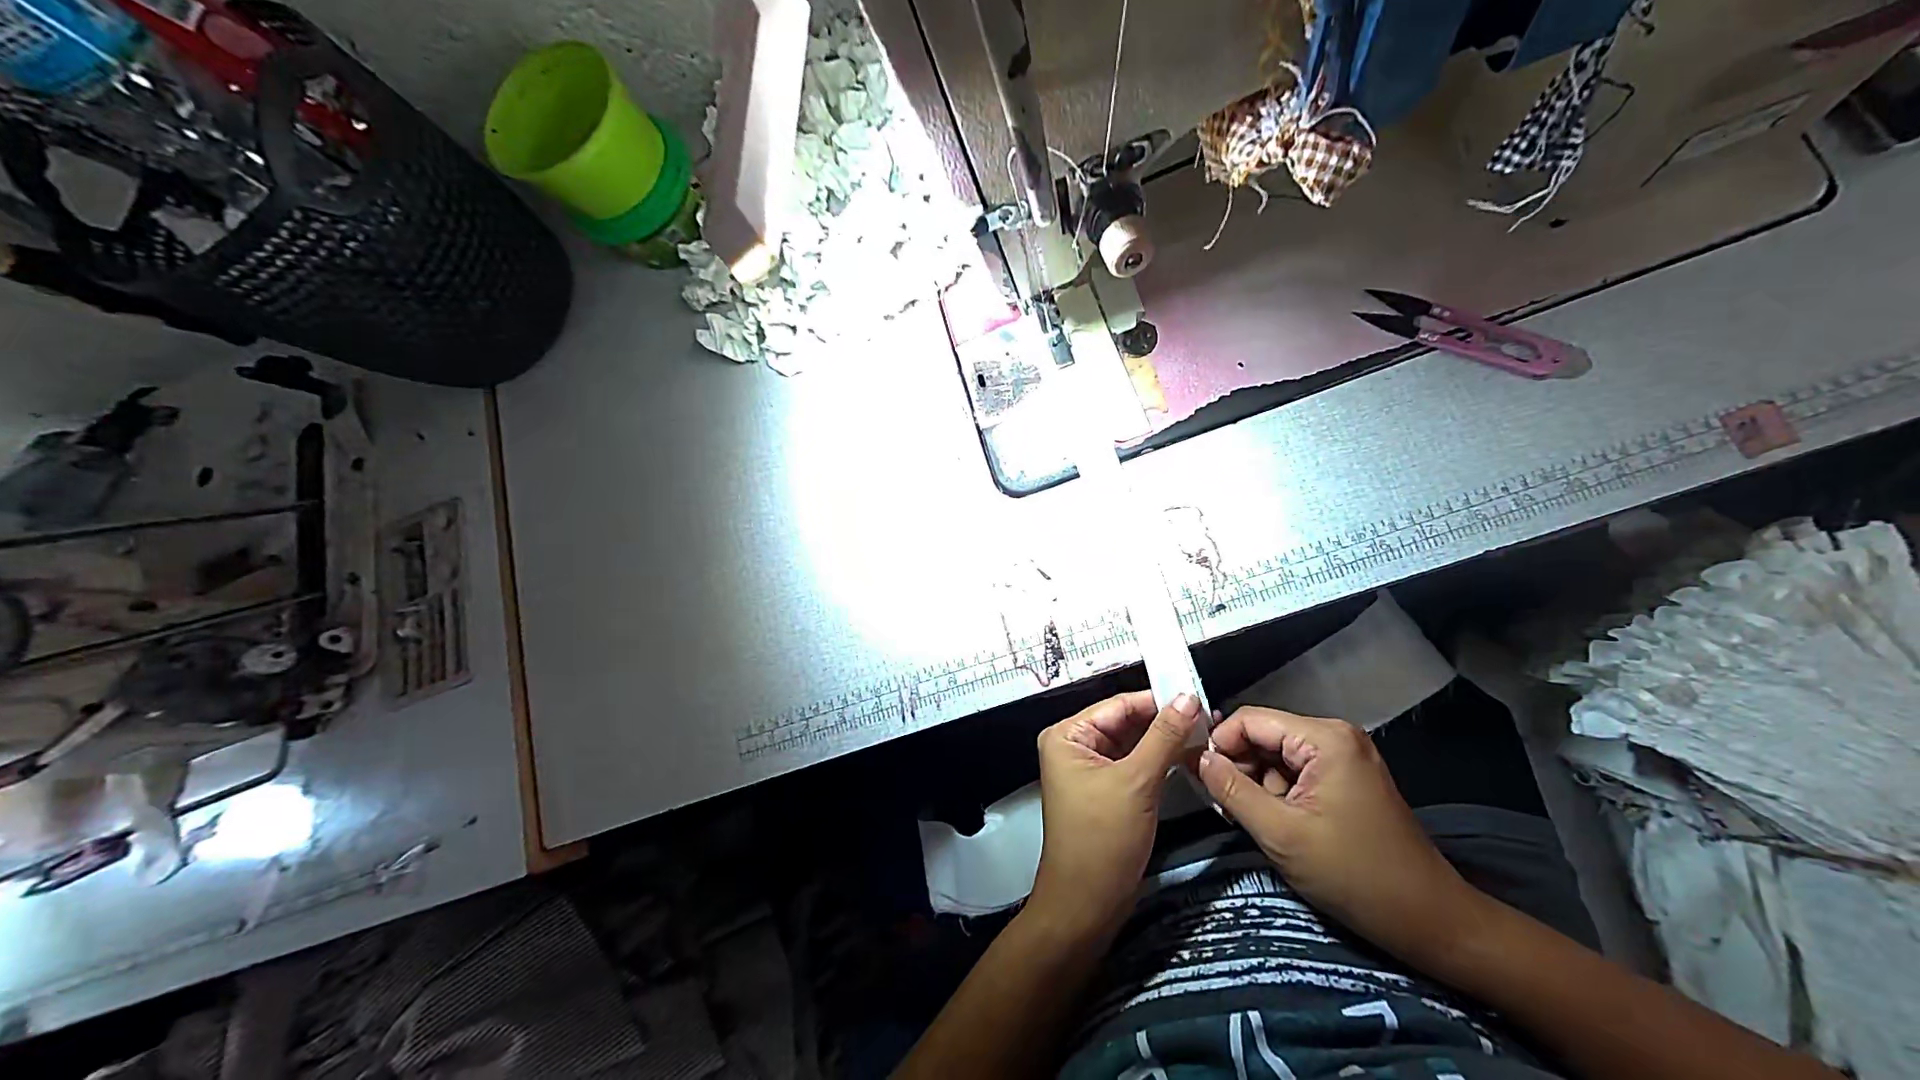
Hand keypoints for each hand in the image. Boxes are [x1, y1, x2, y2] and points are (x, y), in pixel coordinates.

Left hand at [1028, 691, 1200, 936]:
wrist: (1087, 903)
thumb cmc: (1102, 840)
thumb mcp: (1137, 781)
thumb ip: (1164, 736)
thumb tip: (1187, 698)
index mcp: (1067, 735)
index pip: (1118, 704)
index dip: (1158, 699)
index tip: (1197, 696)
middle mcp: (1074, 746)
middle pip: (1126, 722)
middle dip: (1165, 721)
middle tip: (1208, 717)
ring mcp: (1090, 770)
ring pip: (1134, 744)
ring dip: (1166, 741)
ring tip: (1206, 733)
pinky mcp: (1107, 791)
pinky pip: (1135, 765)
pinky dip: (1160, 761)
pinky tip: (1188, 756)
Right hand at [1194, 707, 1480, 961]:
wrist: (1428, 920)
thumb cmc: (1354, 874)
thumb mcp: (1280, 832)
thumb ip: (1231, 789)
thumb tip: (1195, 758)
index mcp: (1325, 738)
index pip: (1249, 719)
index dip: (1219, 745)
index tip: (1200, 779)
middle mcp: (1335, 736)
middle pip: (1262, 735)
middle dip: (1239, 767)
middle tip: (1226, 807)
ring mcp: (1344, 757)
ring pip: (1275, 755)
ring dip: (1256, 784)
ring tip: (1253, 821)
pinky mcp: (1347, 778)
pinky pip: (1295, 771)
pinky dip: (1277, 793)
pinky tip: (1276, 823)